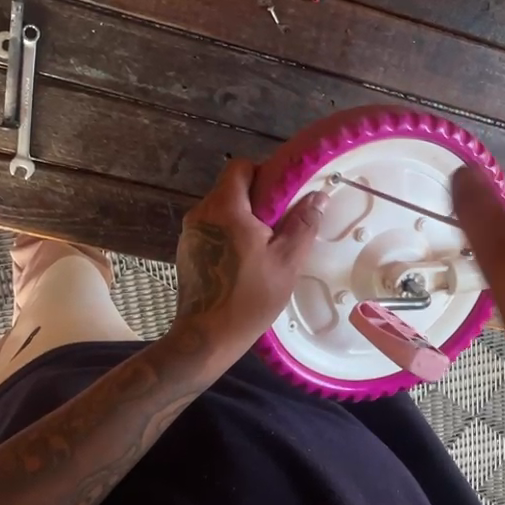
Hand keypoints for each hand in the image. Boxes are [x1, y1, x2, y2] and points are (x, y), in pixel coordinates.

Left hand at [166, 160, 326, 371]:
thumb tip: (318, 197)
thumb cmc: (249, 298)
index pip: (241, 167)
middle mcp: (201, 213)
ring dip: (244, 220)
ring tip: (263, 248)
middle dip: (258, 201)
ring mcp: (190, 233)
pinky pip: (212, 230)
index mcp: (225, 208)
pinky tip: (243, 263)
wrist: (206, 337)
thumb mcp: (286, 261)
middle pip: (231, 188)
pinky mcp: (186, 251)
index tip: (283, 196)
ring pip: (222, 210)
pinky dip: (229, 236)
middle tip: (279, 225)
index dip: (264, 173)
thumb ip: (303, 223)